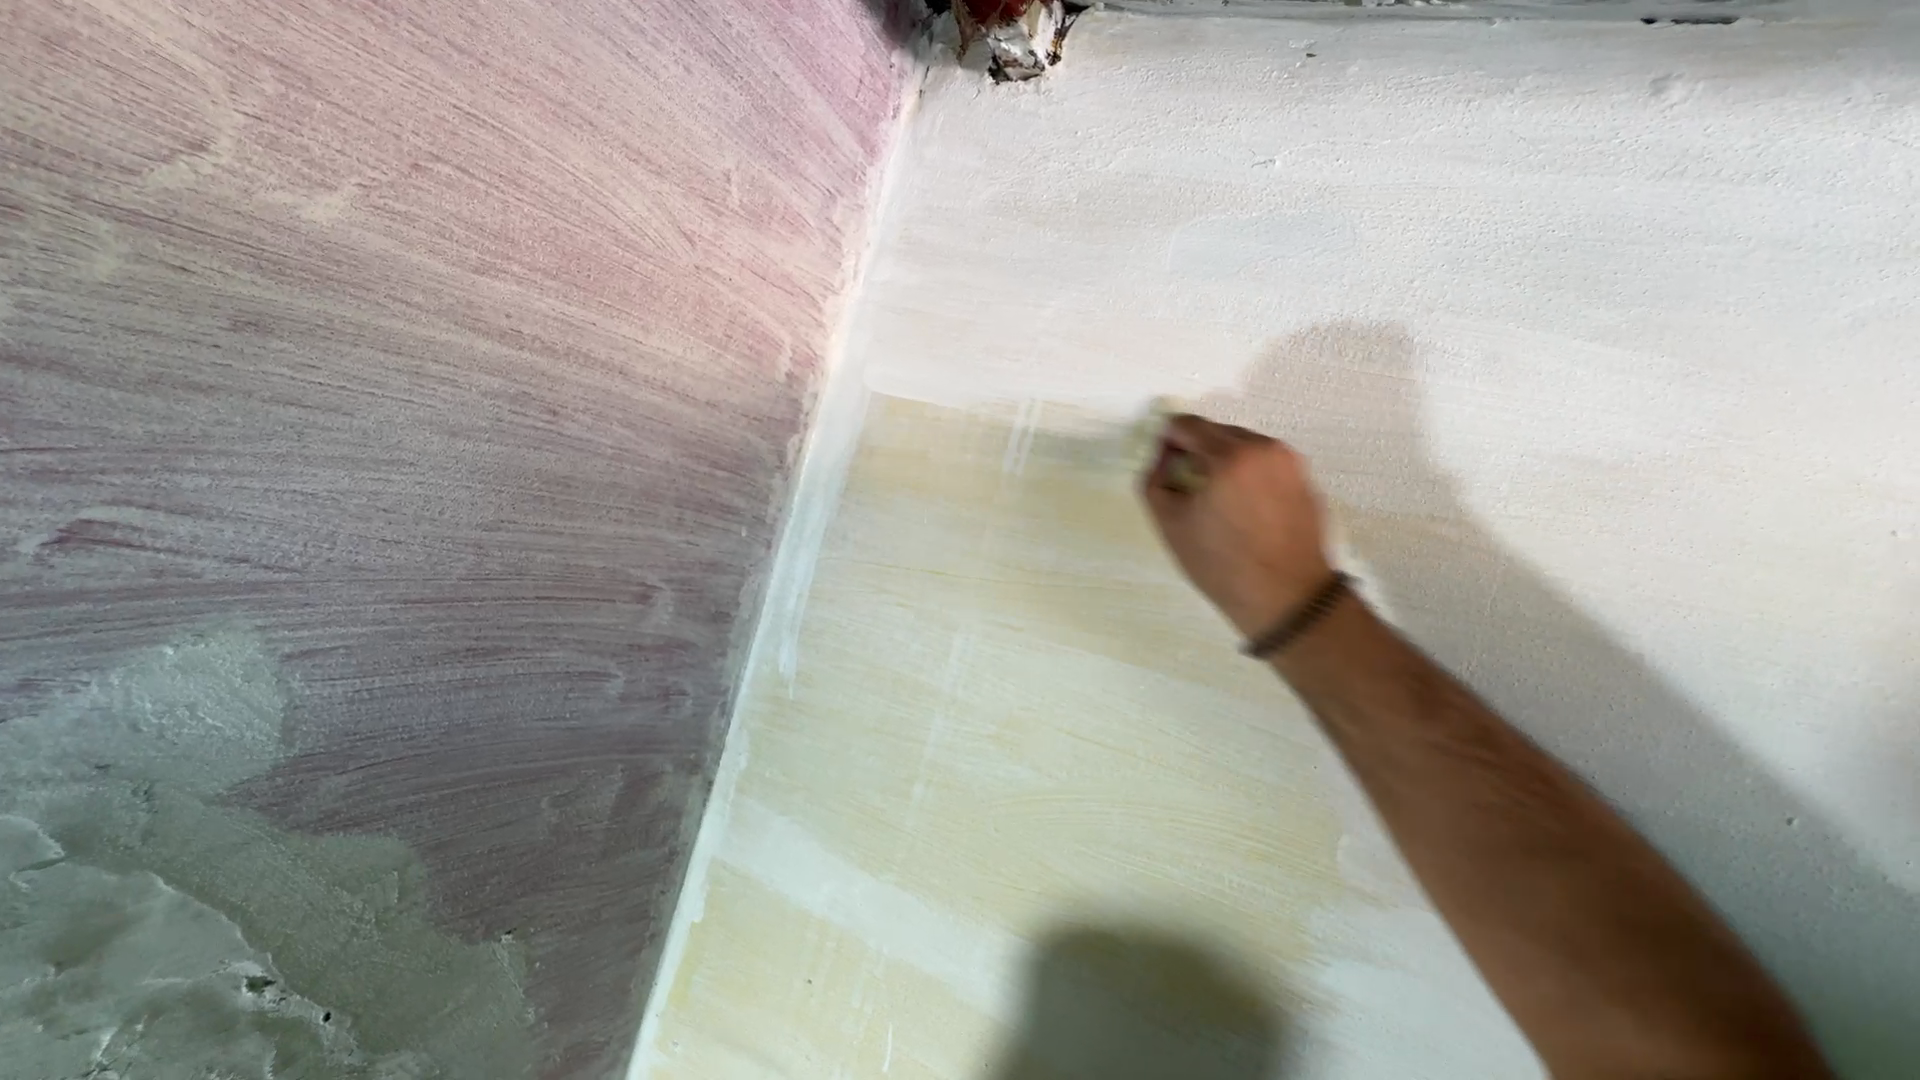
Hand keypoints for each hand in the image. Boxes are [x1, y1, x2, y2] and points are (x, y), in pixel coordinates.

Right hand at [1141, 414, 1334, 637]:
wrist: (1287, 597)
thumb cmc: (1222, 564)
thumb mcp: (1170, 524)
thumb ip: (1154, 480)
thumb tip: (1162, 456)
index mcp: (1229, 456)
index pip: (1187, 424)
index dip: (1168, 440)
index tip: (1165, 466)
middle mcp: (1264, 448)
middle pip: (1217, 431)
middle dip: (1197, 451)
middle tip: (1189, 488)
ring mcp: (1290, 462)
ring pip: (1243, 445)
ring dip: (1224, 461)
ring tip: (1219, 501)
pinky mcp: (1304, 479)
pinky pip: (1266, 463)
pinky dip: (1249, 475)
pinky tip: (1245, 511)